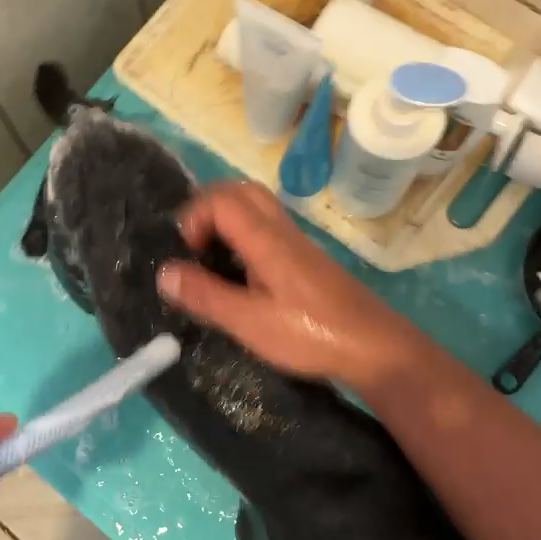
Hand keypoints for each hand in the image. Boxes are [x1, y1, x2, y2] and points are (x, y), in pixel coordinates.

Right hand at [156, 182, 421, 388]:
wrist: (375, 347)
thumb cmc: (311, 335)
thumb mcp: (250, 322)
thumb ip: (207, 296)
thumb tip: (164, 271)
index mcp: (267, 239)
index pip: (221, 199)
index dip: (194, 217)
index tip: (186, 255)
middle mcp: (283, 231)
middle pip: (241, 192)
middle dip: (207, 210)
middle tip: (192, 247)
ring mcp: (298, 244)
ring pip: (257, 209)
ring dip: (227, 223)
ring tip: (211, 262)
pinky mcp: (307, 262)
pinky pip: (268, 230)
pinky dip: (244, 238)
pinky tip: (240, 278)